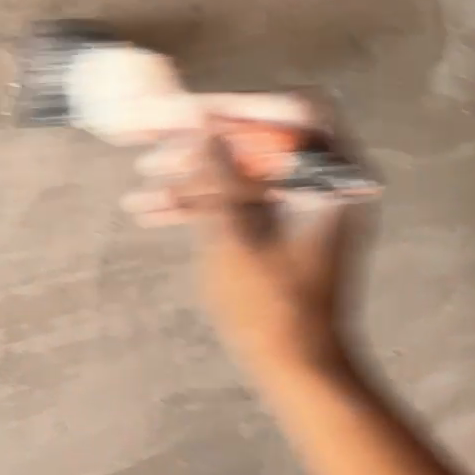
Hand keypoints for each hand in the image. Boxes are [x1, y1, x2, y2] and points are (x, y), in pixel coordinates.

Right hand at [123, 104, 355, 366]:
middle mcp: (325, 183)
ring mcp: (303, 207)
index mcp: (334, 178)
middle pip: (259, 140)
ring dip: (193, 175)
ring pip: (243, 172)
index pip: (294, 109)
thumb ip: (216, 173)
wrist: (299, 369)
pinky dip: (204, 204)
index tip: (193, 110)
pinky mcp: (284, 229)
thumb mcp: (234, 235)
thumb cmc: (273, 308)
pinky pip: (243, 202)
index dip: (241, 104)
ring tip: (141, 179)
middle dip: (201, 141)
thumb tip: (197, 123)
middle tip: (153, 133)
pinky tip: (153, 210)